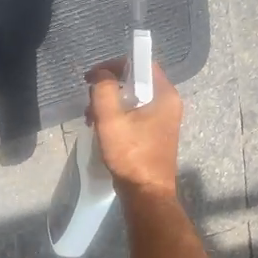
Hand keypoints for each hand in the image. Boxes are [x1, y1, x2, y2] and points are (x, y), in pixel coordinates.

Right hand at [87, 59, 181, 198]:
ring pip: (133, 99)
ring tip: (91, 119)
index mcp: (165, 95)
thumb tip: (100, 74)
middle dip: (109, 87)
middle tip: (90, 103)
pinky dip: (117, 116)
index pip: (142, 64)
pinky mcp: (155, 133)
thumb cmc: (130, 155)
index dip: (115, 65)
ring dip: (110, 104)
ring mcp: (163, 120)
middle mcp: (168, 103)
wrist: (146, 193)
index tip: (91, 77)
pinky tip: (102, 130)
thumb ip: (104, 90)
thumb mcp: (110, 119)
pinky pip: (135, 114)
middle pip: (136, 81)